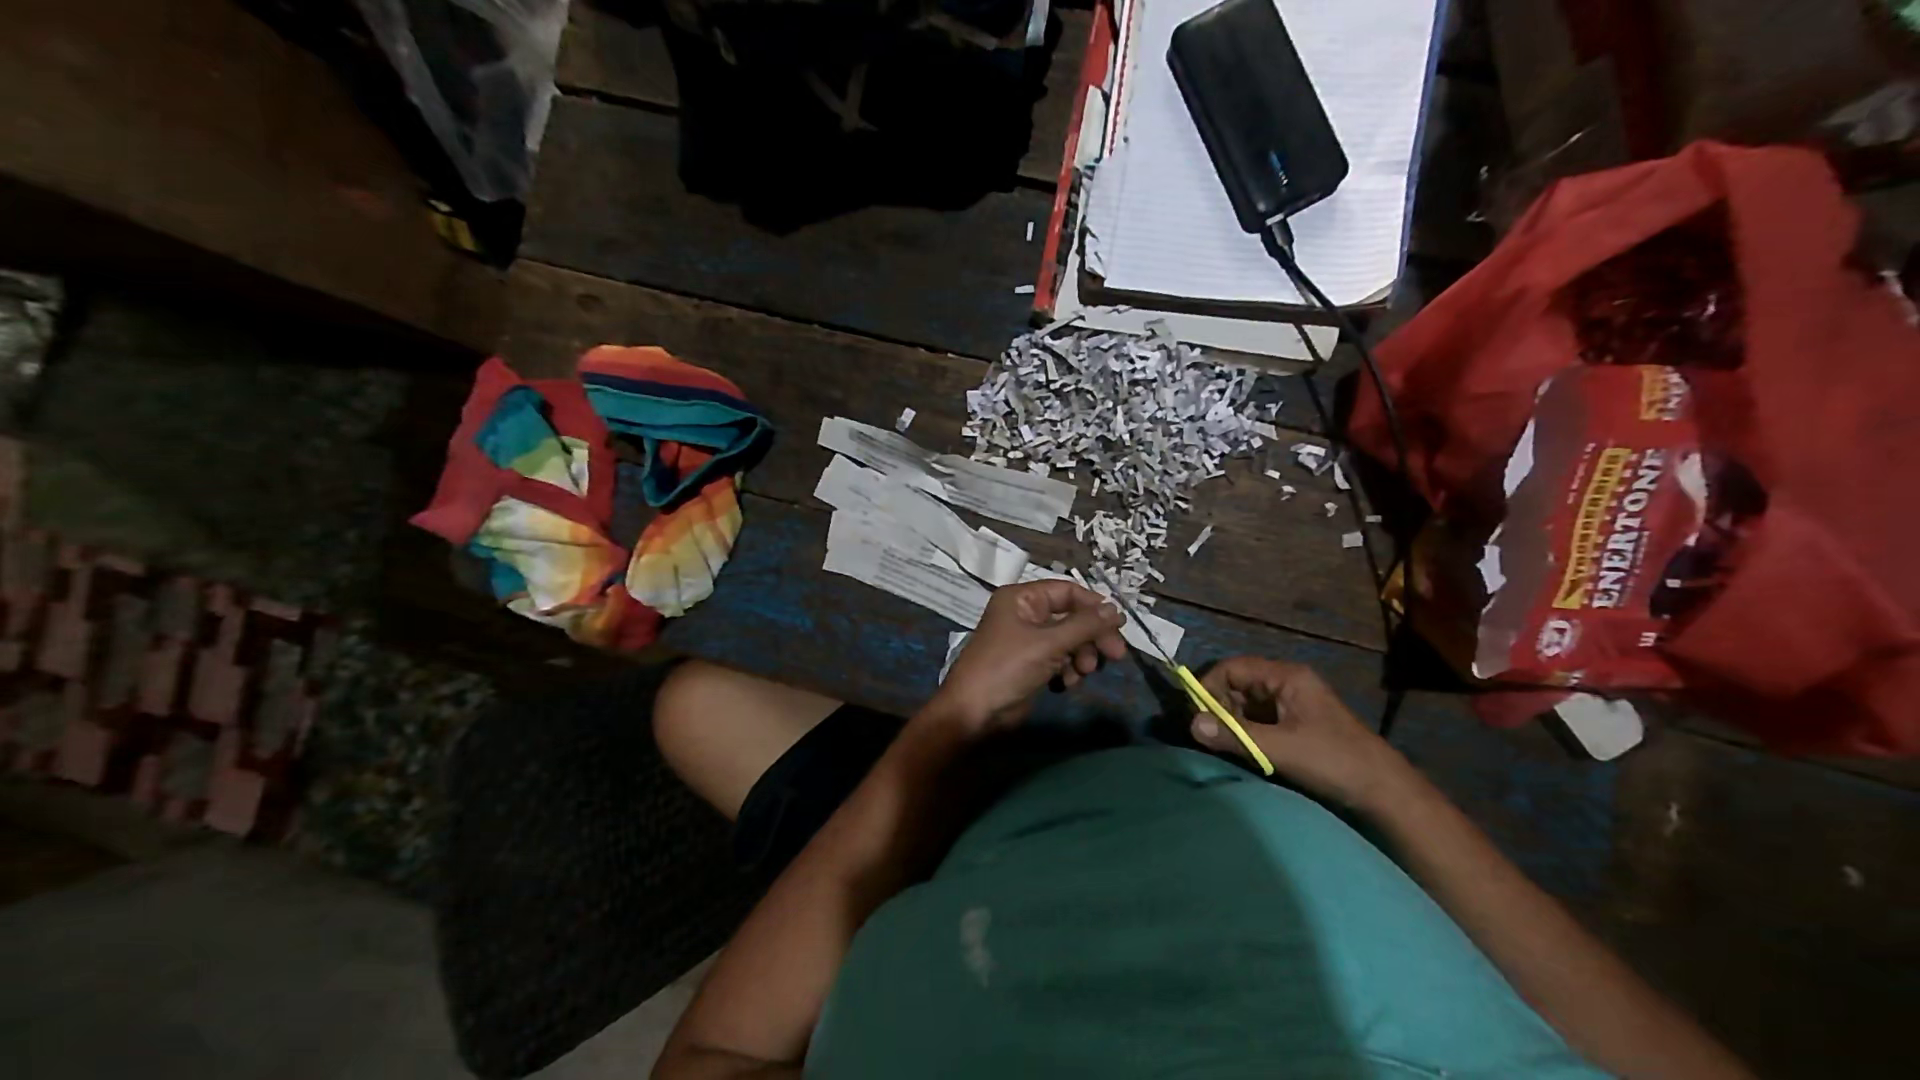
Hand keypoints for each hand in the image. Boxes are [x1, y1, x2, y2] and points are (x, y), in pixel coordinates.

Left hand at [928, 579, 1127, 732]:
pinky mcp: (1031, 663)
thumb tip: (1116, 610)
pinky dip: (1069, 668)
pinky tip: (1068, 682)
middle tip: (1115, 655)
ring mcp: (1028, 640)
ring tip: (1083, 672)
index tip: (1118, 626)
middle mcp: (1025, 614)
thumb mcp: (1049, 643)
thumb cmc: (1007, 667)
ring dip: (1082, 655)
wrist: (974, 711)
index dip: (1094, 607)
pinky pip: (1060, 658)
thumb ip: (1084, 626)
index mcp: (1022, 598)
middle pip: (1072, 616)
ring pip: (1069, 639)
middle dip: (1092, 636)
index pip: (1067, 592)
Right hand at [1188, 657, 1411, 810]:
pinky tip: (1243, 751)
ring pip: (1246, 704)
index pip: (1233, 667)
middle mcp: (1287, 683)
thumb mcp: (1280, 749)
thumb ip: (1235, 735)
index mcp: (1286, 677)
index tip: (1198, 714)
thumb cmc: (1334, 761)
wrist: (1384, 792)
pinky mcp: (1295, 725)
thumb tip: (1191, 724)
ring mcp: (1293, 704)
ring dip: (1232, 722)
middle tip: (1211, 734)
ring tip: (1225, 745)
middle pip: (1238, 684)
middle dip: (1219, 707)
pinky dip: (1246, 732)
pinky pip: (1259, 720)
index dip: (1209, 686)